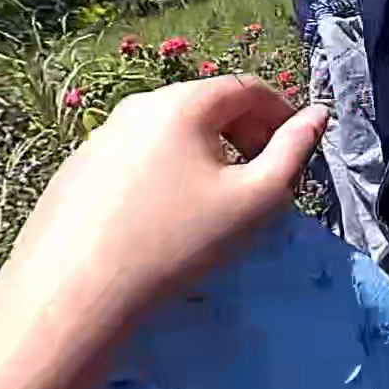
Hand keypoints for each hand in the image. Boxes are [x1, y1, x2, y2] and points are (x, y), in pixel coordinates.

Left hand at [0, 77, 328, 388]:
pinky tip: (167, 214)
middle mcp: (140, 105)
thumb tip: (319, 114)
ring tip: (220, 197)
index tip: (298, 149)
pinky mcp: (78, 168)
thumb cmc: (178, 242)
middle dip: (248, 133)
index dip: (283, 113)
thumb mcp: (255, 199)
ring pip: (174, 130)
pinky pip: (141, 154)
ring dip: (211, 151)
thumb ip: (295, 150)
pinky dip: (171, 168)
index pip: (249, 88)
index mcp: (184, 102)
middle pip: (211, 105)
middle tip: (265, 177)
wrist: (68, 300)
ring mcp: (102, 135)